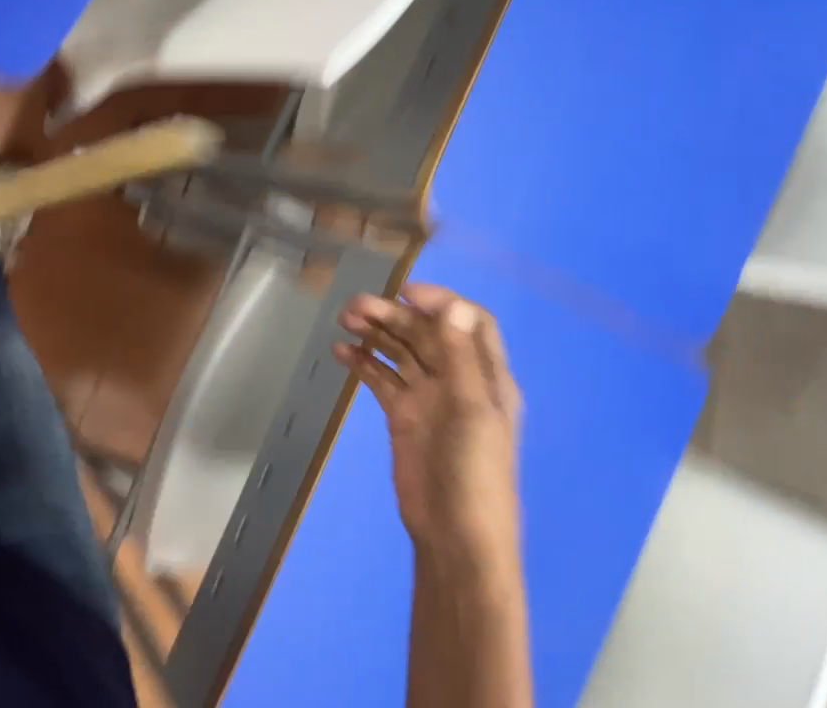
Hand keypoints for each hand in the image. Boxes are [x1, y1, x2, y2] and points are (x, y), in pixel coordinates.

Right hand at [336, 285, 521, 560]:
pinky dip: (363, 362)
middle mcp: (457, 380)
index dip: (442, 302)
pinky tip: (340, 352)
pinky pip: (381, 378)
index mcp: (486, 376)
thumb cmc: (474, 473)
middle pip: (426, 333)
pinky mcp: (403, 415)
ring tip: (344, 321)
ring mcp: (428, 397)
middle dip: (393, 315)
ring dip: (375, 333)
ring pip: (400, 352)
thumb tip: (452, 304)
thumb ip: (459, 358)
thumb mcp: (472, 412)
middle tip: (354, 307)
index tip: (404, 292)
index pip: (470, 323)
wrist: (455, 533)